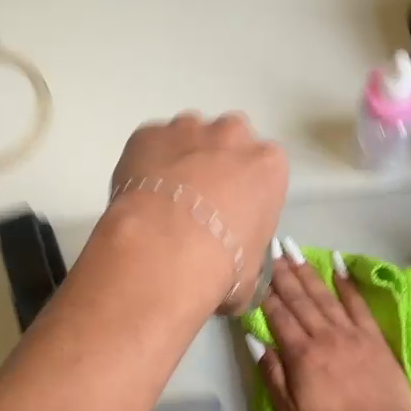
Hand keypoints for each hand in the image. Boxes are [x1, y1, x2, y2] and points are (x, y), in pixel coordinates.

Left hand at [108, 112, 288, 313]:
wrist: (165, 251)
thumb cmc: (221, 265)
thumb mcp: (251, 275)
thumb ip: (249, 264)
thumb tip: (237, 282)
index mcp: (268, 167)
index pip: (263, 175)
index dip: (246, 199)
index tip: (232, 221)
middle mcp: (233, 135)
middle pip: (228, 145)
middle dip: (216, 169)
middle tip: (199, 210)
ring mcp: (188, 128)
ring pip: (188, 139)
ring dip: (181, 163)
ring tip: (166, 205)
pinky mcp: (147, 133)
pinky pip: (151, 147)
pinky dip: (147, 166)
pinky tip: (141, 199)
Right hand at [252, 252, 410, 410]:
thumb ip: (273, 376)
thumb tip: (256, 341)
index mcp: (301, 355)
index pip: (278, 316)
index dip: (264, 293)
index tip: (253, 270)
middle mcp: (324, 335)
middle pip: (299, 299)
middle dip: (282, 273)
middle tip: (270, 248)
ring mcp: (351, 333)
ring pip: (324, 295)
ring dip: (307, 271)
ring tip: (293, 249)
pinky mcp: (373, 336)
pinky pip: (357, 303)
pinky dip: (346, 283)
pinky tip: (336, 265)